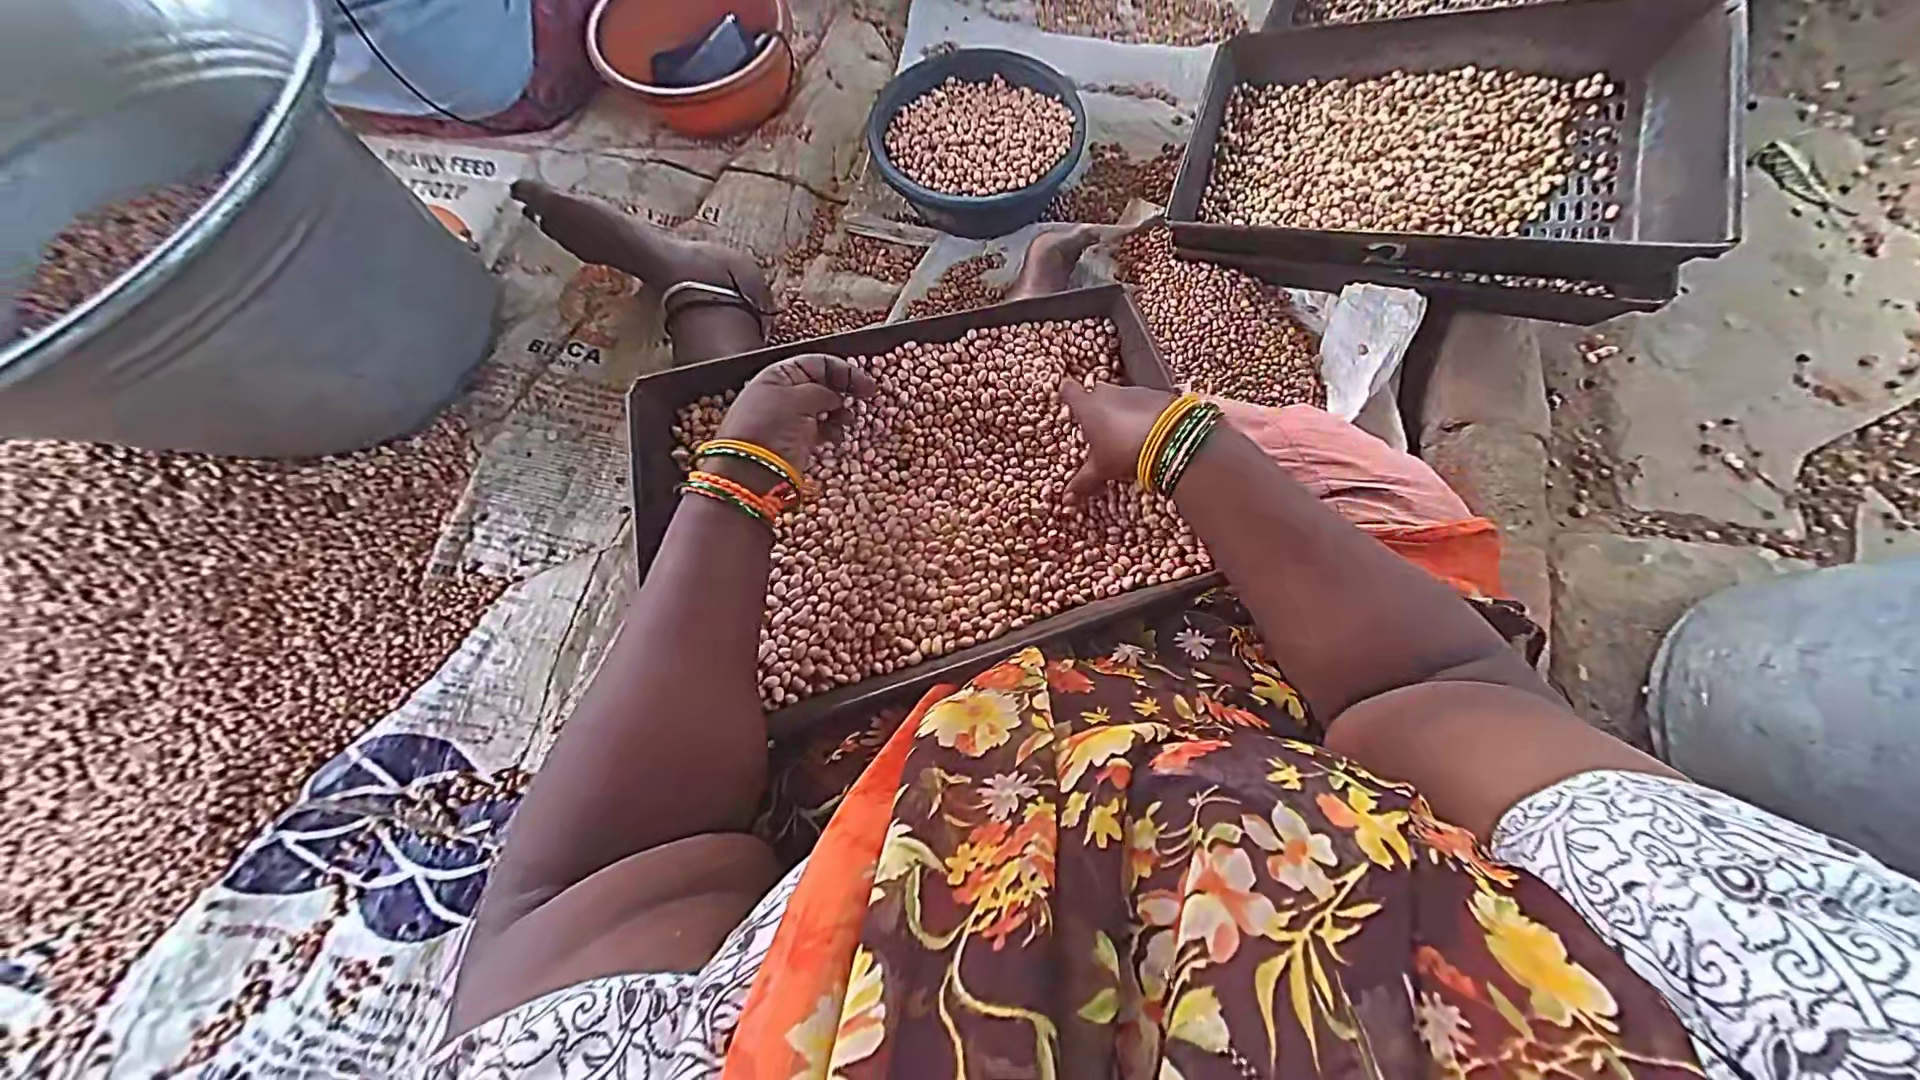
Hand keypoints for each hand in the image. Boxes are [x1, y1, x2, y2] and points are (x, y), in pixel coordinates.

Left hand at [715, 354, 877, 481]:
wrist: (751, 469)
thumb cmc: (770, 427)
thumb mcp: (798, 399)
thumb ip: (822, 392)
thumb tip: (837, 398)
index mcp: (780, 375)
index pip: (818, 363)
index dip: (844, 371)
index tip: (867, 386)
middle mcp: (786, 393)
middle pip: (823, 384)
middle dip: (844, 391)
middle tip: (866, 399)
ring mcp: (793, 418)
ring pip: (825, 408)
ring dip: (841, 412)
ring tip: (848, 420)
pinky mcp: (799, 440)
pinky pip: (823, 429)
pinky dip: (834, 431)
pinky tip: (838, 436)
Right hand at [1058, 379, 1175, 498]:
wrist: (1171, 438)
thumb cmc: (1124, 450)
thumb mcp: (1101, 470)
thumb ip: (1083, 482)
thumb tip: (1067, 499)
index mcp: (1087, 406)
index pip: (1069, 390)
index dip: (1068, 395)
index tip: (1070, 402)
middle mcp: (1108, 392)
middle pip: (1096, 393)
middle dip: (1097, 407)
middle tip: (1099, 428)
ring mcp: (1135, 391)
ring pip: (1122, 398)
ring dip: (1122, 411)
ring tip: (1126, 435)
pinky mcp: (1158, 394)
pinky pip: (1145, 402)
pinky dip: (1144, 414)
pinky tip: (1148, 433)